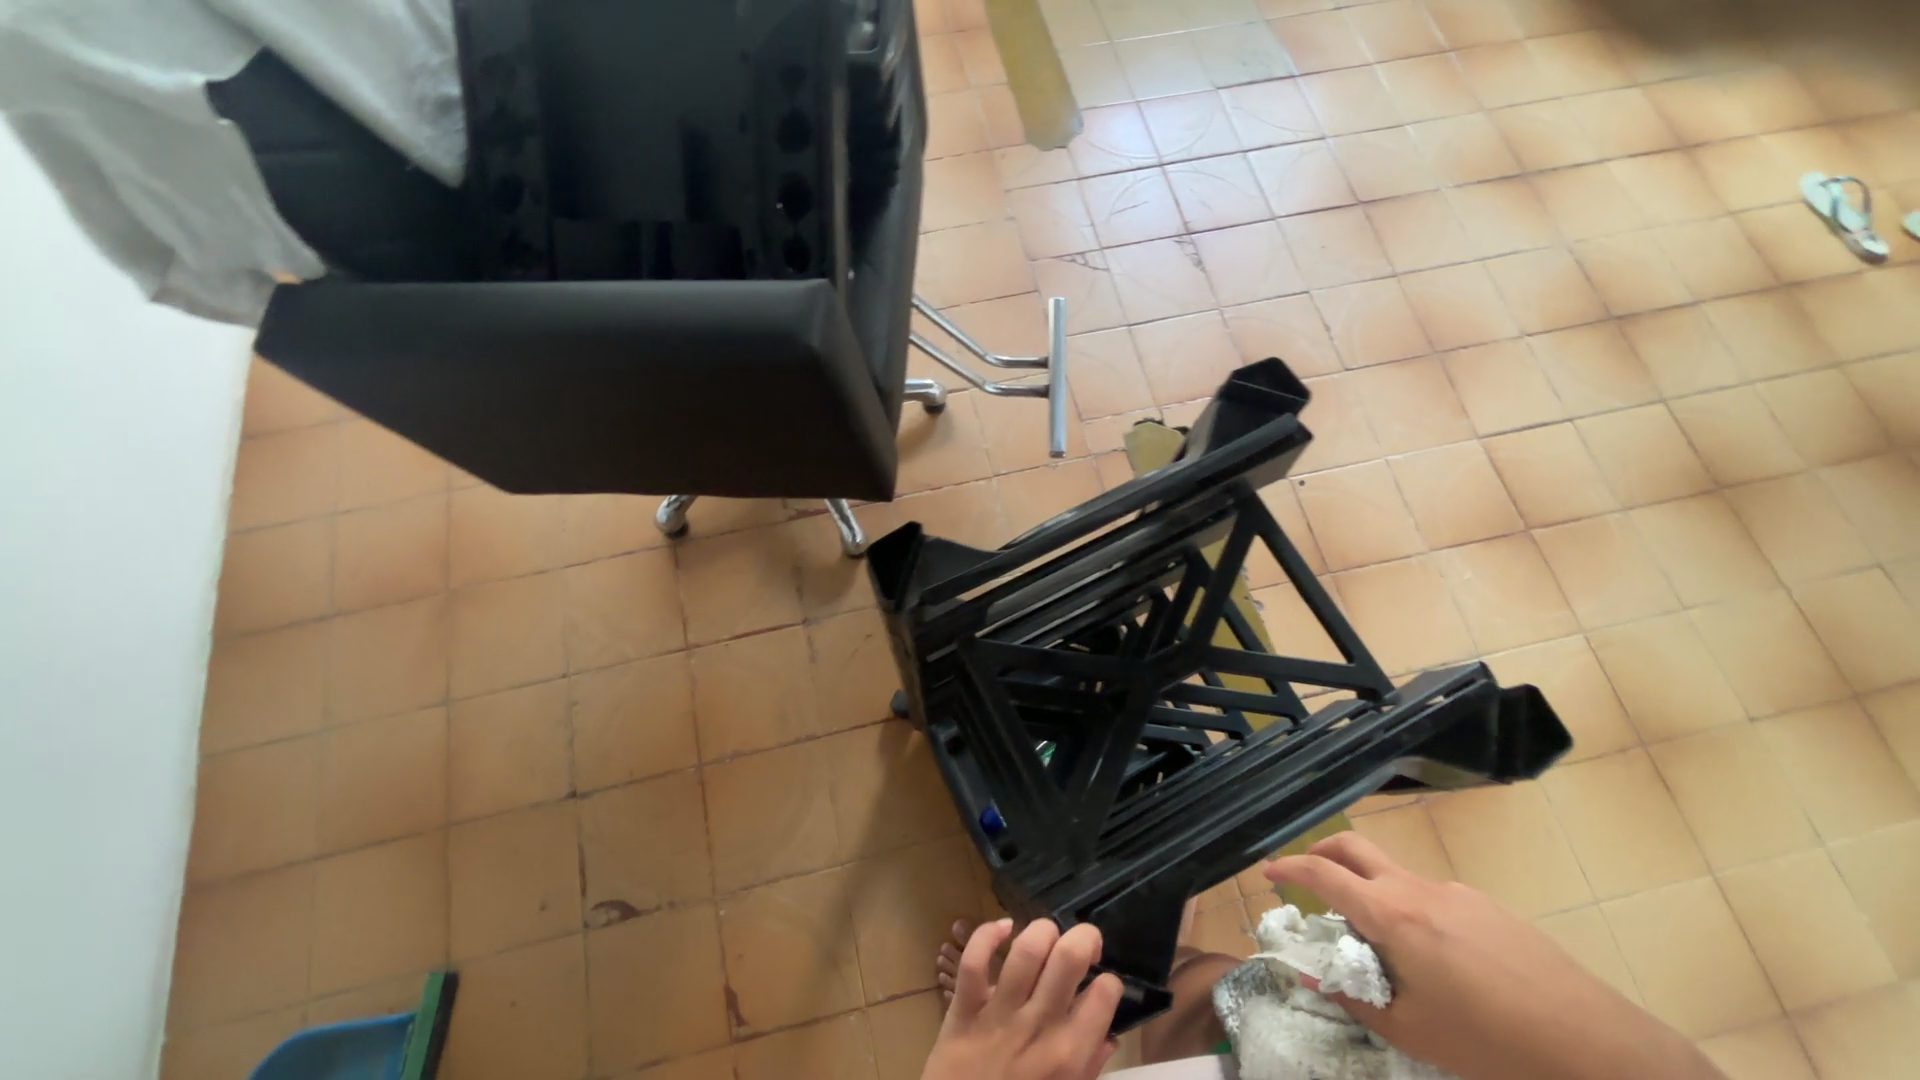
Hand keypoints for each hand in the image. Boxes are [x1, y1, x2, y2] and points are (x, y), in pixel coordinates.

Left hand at [919, 918, 1124, 1079]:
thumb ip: (1089, 1067)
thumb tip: (1109, 1036)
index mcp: (1069, 1054)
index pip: (1105, 993)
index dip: (1108, 980)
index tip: (1098, 983)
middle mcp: (1039, 1027)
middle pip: (1068, 957)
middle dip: (1083, 937)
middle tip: (1081, 945)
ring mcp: (999, 1015)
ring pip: (1026, 950)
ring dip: (1041, 931)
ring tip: (1045, 936)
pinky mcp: (963, 1009)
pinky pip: (973, 961)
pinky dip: (987, 934)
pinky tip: (1002, 928)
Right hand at [1266, 832, 1724, 1079]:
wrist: (1595, 1046)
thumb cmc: (1490, 1043)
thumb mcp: (1410, 1031)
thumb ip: (1355, 996)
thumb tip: (1314, 975)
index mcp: (1393, 917)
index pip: (1324, 875)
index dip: (1289, 868)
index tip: (1266, 873)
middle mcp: (1419, 890)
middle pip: (1357, 848)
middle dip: (1323, 853)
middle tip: (1306, 878)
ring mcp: (1458, 894)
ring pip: (1397, 876)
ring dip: (1371, 891)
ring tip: (1379, 945)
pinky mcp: (1490, 907)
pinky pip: (1433, 896)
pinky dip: (1411, 911)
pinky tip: (1436, 961)